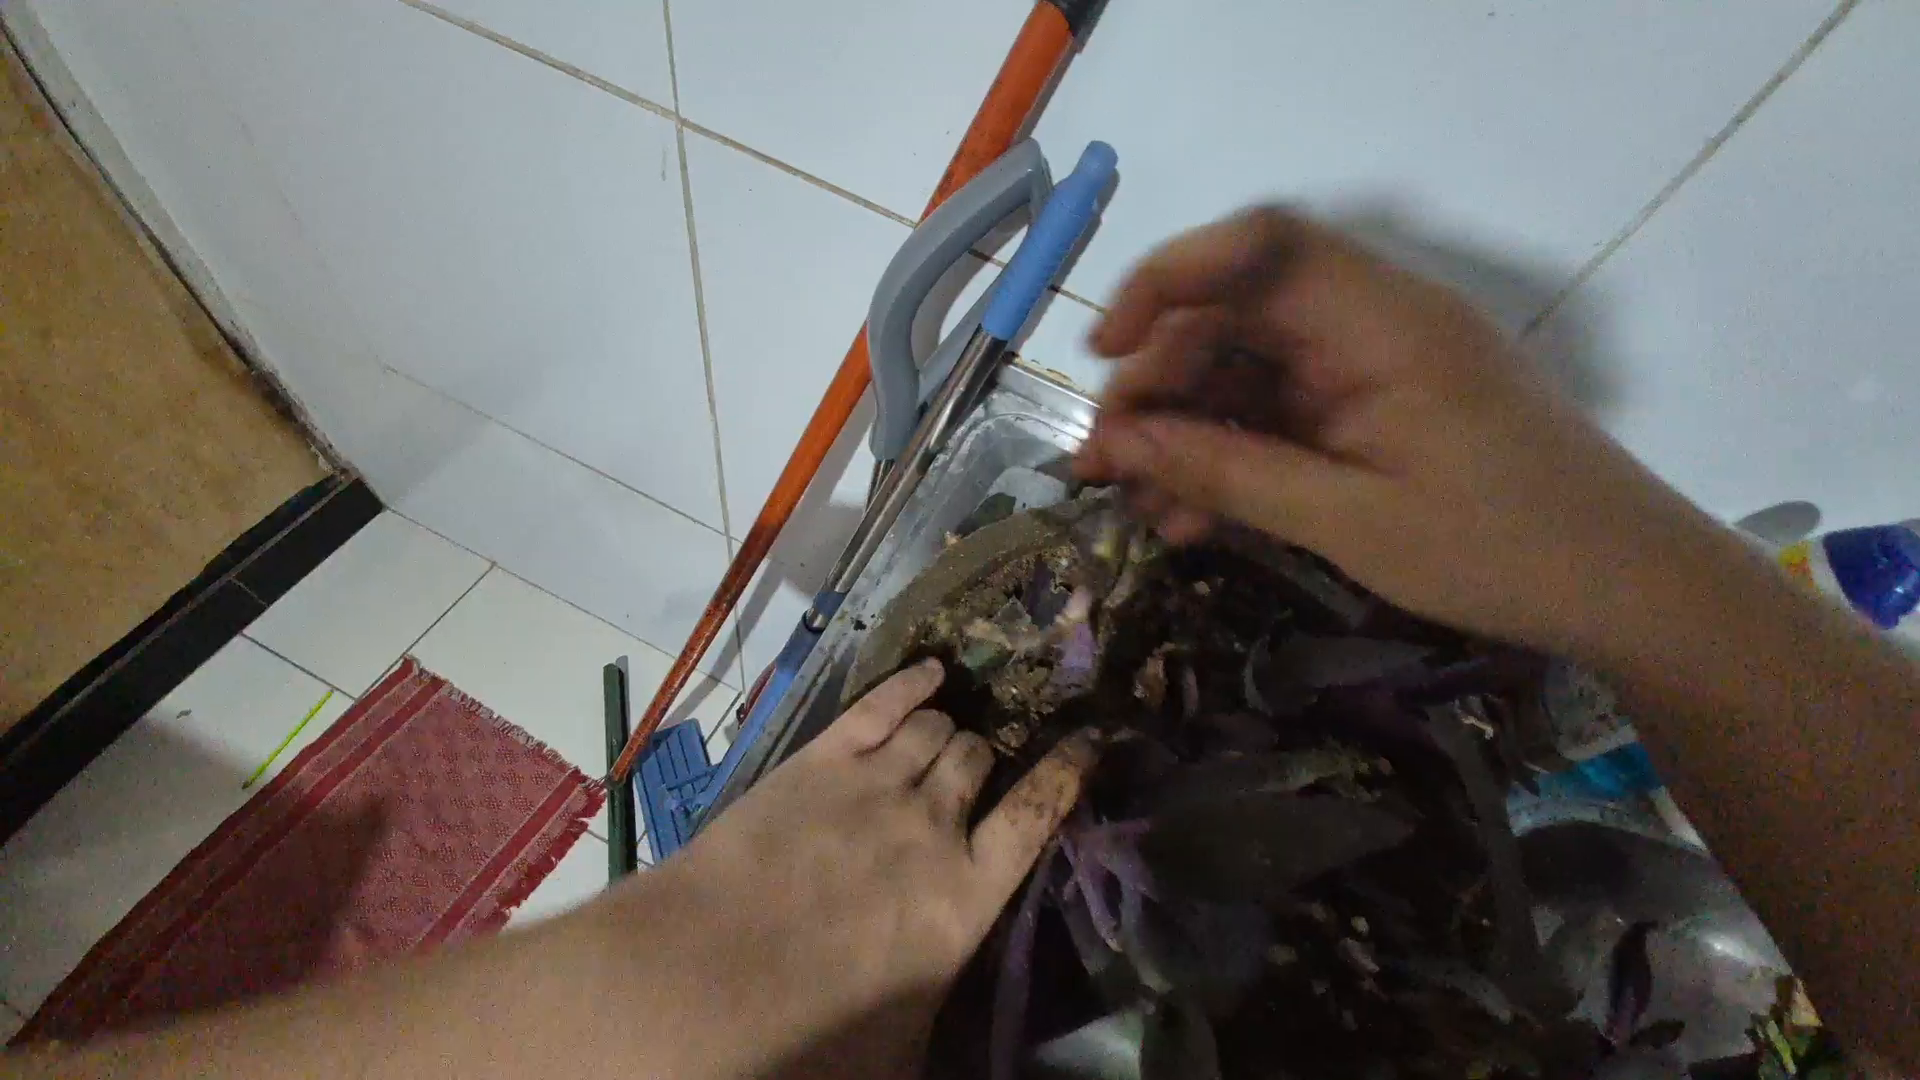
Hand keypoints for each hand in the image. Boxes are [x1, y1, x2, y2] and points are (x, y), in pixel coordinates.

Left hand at [655, 659, 1093, 1079]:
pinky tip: (928, 673)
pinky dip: (911, 683)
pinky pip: (882, 704)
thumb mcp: (901, 1050)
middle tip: (971, 767)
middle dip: (980, 758)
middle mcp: (932, 823)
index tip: (1087, 740)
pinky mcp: (823, 757)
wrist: (700, 978)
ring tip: (939, 735)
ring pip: (934, 728)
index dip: (1067, 771)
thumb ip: (945, 1011)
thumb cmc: (804, 1035)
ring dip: (944, 728)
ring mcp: (876, 781)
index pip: (1037, 812)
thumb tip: (975, 1045)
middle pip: (976, 757)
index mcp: (963, 894)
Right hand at [1075, 206, 1736, 658]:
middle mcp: (1364, 328)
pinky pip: (1265, 421)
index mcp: (1381, 324)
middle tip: (1101, 460)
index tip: (1105, 350)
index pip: (1260, 247)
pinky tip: (1182, 518)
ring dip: (1177, 435)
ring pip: (1236, 376)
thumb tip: (1117, 444)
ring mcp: (1360, 372)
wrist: (1623, 593)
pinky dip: (1218, 462)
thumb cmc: (1502, 551)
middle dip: (1154, 385)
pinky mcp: (1357, 414)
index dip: (1167, 279)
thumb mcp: (1349, 520)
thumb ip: (1227, 474)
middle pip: (1230, 319)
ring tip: (1132, 503)